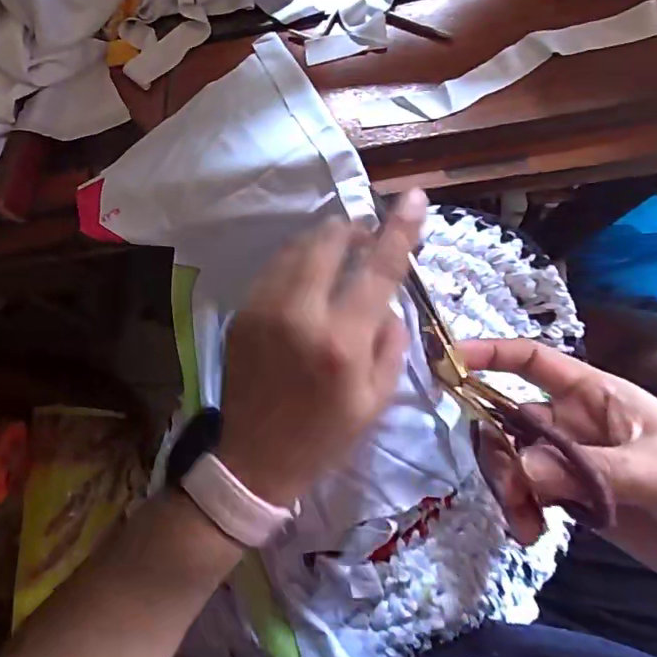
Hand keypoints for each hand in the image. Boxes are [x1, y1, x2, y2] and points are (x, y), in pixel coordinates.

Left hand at [217, 190, 428, 507]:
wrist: (255, 459)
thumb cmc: (325, 435)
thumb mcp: (377, 399)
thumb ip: (391, 342)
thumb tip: (389, 300)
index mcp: (341, 342)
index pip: (378, 270)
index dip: (400, 229)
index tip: (414, 197)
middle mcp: (300, 316)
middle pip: (327, 243)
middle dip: (351, 229)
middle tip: (365, 235)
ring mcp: (263, 310)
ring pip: (296, 249)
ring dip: (322, 241)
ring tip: (338, 250)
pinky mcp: (241, 314)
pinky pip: (273, 270)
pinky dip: (295, 262)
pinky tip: (306, 276)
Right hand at [460, 338, 656, 656]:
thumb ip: (585, 469)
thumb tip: (516, 470)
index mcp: (599, 395)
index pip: (533, 361)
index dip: (489, 353)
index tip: (448, 362)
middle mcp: (578, 423)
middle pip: (510, 420)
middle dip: (497, 450)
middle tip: (508, 490)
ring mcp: (576, 463)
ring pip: (515, 462)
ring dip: (508, 488)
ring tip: (524, 523)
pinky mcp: (579, 501)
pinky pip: (529, 495)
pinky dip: (521, 511)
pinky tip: (531, 533)